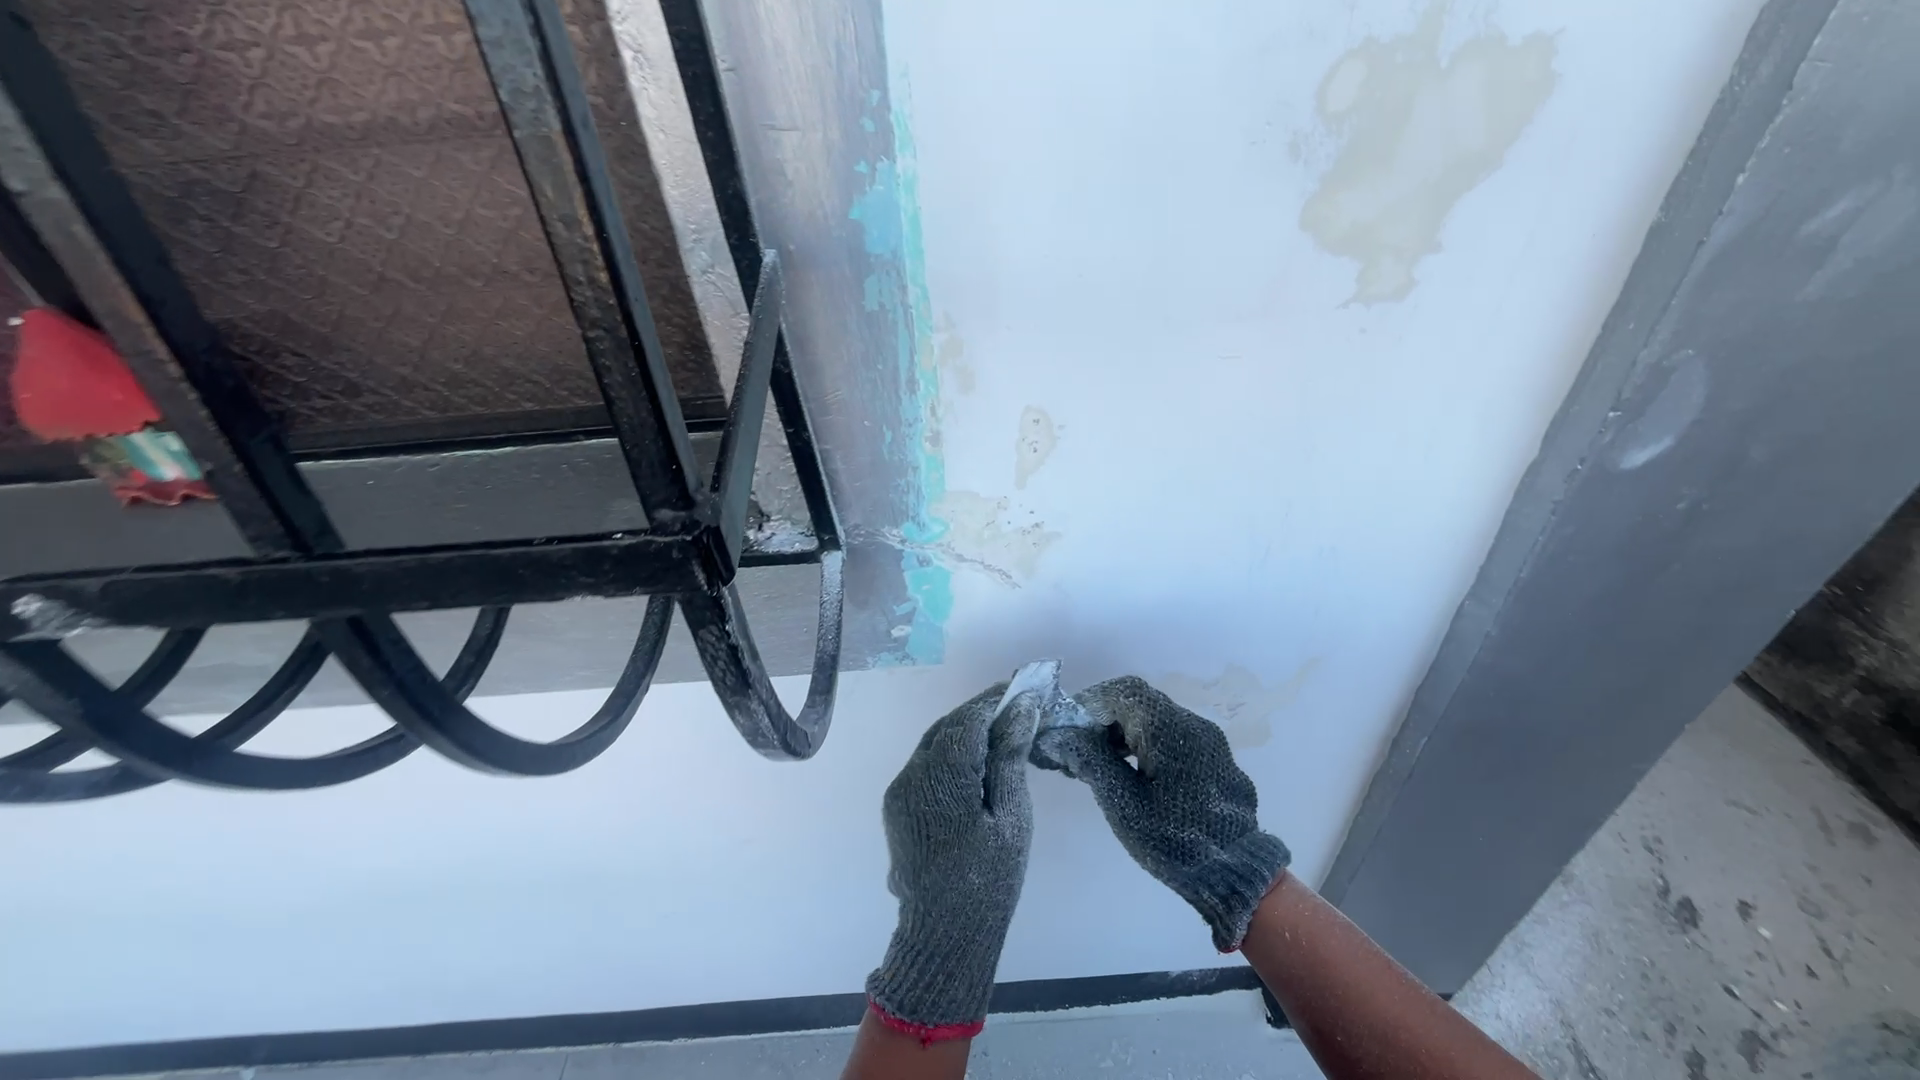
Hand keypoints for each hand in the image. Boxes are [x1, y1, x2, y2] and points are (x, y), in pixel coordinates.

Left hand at [865, 680, 1039, 1041]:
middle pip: (948, 728)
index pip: (968, 720)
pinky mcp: (897, 805)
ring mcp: (899, 791)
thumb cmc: (988, 880)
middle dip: (980, 713)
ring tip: (1002, 729)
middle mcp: (911, 776)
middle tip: (1017, 705)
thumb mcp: (1011, 817)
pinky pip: (926, 766)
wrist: (942, 934)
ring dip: (966, 732)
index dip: (995, 700)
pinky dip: (952, 755)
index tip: (1025, 688)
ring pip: (934, 744)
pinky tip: (977, 761)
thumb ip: (1009, 757)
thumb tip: (1019, 708)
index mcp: (941, 779)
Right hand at [1032, 675, 1289, 950]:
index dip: (1089, 703)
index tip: (1066, 729)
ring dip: (1124, 735)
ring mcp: (1209, 742)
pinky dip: (1147, 746)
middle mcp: (1193, 724)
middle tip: (1077, 751)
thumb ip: (1089, 760)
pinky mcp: (1216, 761)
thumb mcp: (1123, 803)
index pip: (1123, 692)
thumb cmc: (1175, 840)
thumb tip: (1058, 735)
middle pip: (1139, 704)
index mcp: (1170, 728)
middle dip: (1103, 721)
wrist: (1238, 874)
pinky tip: (1134, 777)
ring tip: (1100, 767)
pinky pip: (1174, 739)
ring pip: (1157, 721)